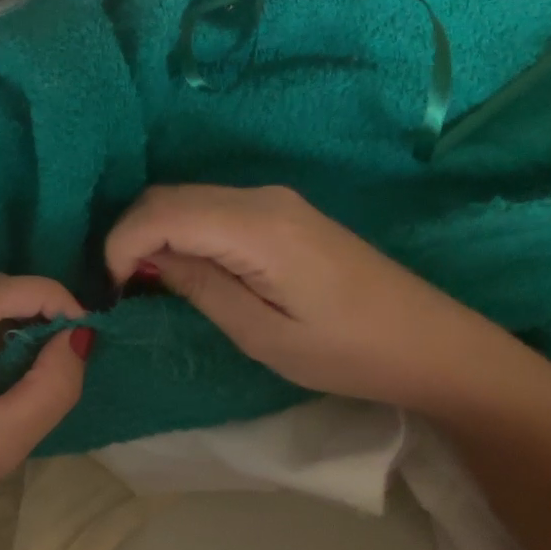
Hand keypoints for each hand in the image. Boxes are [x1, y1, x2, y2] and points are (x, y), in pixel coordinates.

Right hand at [103, 184, 520, 411]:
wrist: (435, 346)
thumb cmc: (350, 353)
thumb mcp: (264, 336)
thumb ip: (200, 288)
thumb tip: (149, 262)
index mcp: (257, 227)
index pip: (160, 212)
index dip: (122, 245)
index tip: (115, 291)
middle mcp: (261, 197)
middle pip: (166, 196)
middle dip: (131, 237)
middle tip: (126, 290)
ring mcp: (274, 199)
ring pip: (185, 197)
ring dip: (154, 233)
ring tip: (150, 284)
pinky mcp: (282, 211)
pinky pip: (210, 207)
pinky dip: (182, 230)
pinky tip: (187, 268)